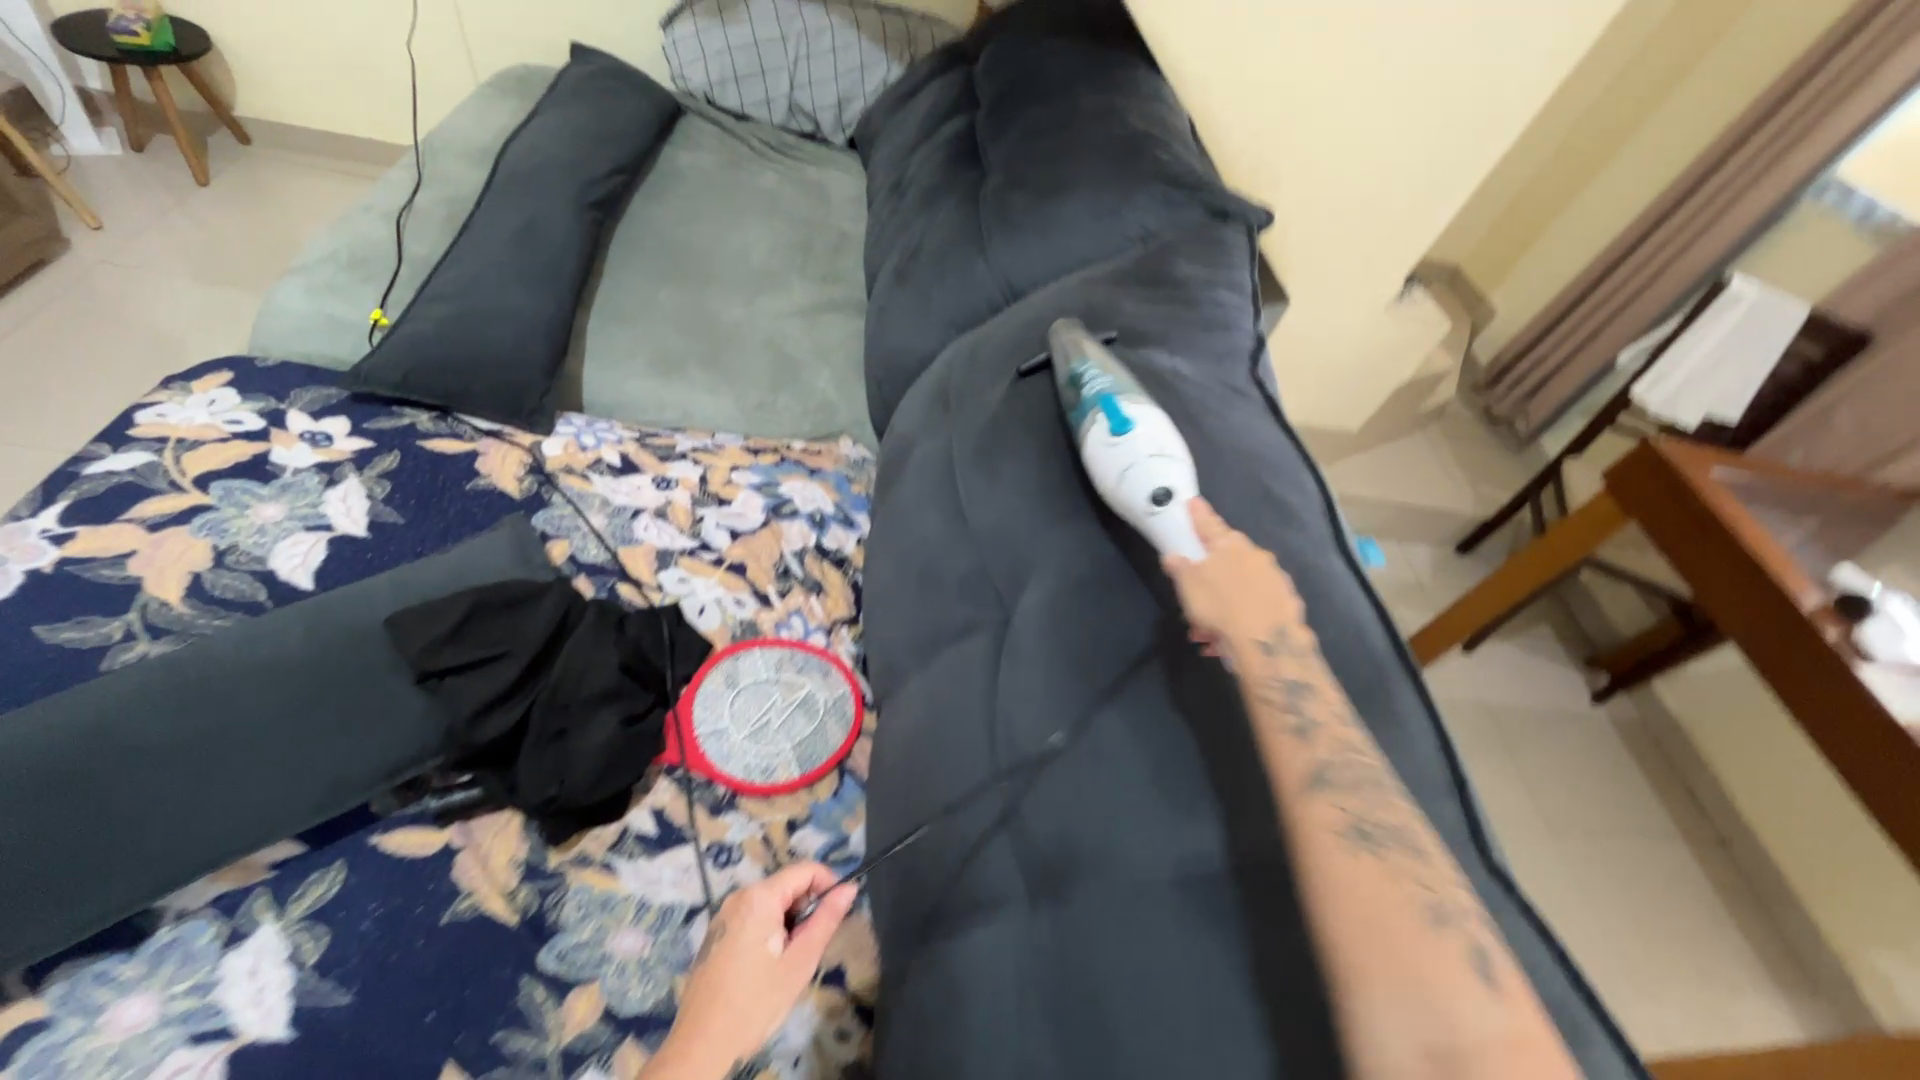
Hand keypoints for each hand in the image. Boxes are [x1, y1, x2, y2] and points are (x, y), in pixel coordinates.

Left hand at [646, 864, 857, 1079]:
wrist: (702, 1045)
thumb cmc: (756, 1003)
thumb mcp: (800, 962)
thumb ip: (826, 919)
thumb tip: (849, 888)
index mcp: (759, 897)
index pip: (806, 870)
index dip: (829, 885)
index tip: (838, 915)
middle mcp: (738, 896)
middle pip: (787, 886)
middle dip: (807, 910)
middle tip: (810, 949)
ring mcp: (723, 915)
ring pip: (771, 904)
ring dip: (789, 924)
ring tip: (788, 963)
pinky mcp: (717, 934)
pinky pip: (753, 918)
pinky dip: (770, 932)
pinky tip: (767, 968)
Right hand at [1162, 498, 1304, 656]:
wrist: (1267, 643)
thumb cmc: (1220, 606)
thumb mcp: (1188, 585)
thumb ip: (1179, 567)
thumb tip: (1173, 555)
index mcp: (1230, 545)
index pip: (1209, 524)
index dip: (1199, 514)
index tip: (1193, 501)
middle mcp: (1257, 556)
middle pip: (1230, 557)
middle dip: (1212, 572)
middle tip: (1195, 592)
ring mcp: (1277, 580)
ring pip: (1243, 586)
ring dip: (1225, 601)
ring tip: (1208, 628)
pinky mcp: (1289, 605)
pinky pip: (1257, 607)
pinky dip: (1243, 617)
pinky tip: (1229, 638)